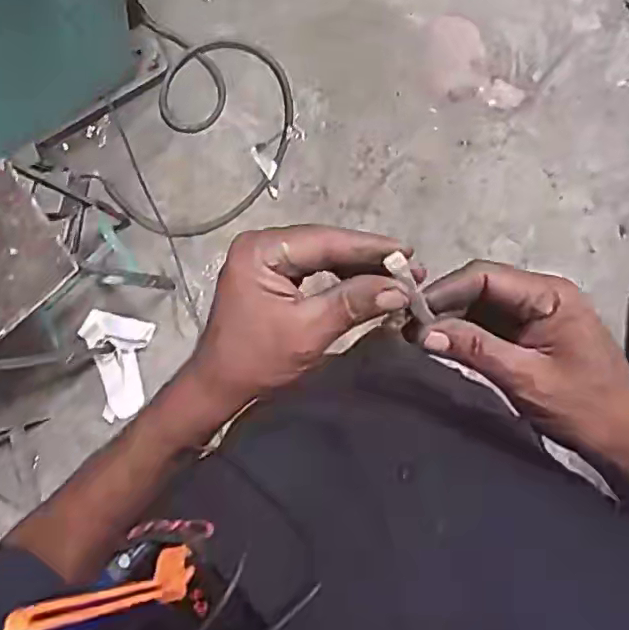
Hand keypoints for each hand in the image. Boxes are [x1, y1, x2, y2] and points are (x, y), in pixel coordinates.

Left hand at [176, 225, 416, 415]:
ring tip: (397, 274)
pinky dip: (341, 276)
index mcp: (261, 249)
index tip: (408, 252)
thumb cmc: (257, 361)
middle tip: (410, 265)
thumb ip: (353, 303)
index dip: (369, 247)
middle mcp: (261, 244)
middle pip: (324, 243)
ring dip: (358, 266)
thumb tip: (399, 289)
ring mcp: (264, 257)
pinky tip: (368, 282)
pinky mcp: (270, 273)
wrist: (218, 388)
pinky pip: (313, 267)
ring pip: (321, 254)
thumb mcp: (309, 332)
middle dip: (367, 256)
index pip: (325, 241)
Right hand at [419, 261, 628, 455]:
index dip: (445, 290)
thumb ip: (475, 349)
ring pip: (483, 305)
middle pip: (482, 287)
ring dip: (454, 320)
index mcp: (550, 294)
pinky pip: (492, 324)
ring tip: (420, 338)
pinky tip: (446, 345)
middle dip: (446, 305)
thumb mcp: (527, 379)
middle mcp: (543, 294)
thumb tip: (423, 331)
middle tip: (410, 327)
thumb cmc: (586, 409)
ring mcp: (538, 314)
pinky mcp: (533, 334)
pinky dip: (468, 334)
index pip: (486, 276)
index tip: (413, 312)